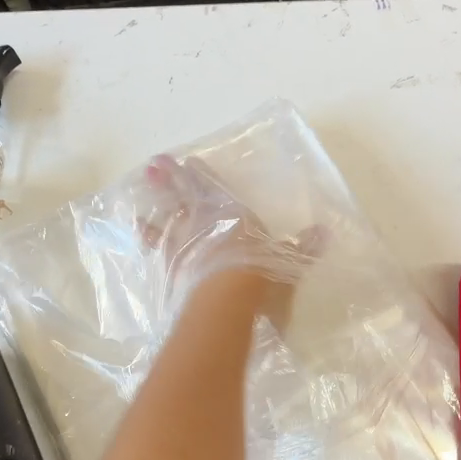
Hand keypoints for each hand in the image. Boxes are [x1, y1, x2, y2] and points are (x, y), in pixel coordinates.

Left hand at [139, 154, 322, 324]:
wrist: (227, 297)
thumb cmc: (260, 273)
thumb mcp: (287, 262)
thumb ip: (302, 247)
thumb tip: (324, 232)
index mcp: (235, 215)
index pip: (214, 189)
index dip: (201, 175)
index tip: (190, 162)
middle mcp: (205, 221)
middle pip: (185, 194)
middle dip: (170, 178)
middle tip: (155, 163)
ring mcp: (183, 241)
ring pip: (166, 214)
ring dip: (155, 199)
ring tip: (142, 186)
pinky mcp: (169, 263)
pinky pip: (154, 245)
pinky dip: (145, 235)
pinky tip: (136, 228)